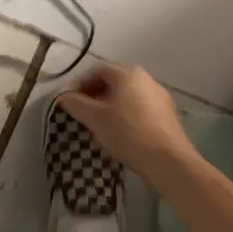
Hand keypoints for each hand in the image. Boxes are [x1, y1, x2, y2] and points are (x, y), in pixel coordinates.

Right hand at [57, 63, 195, 184]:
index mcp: (128, 73)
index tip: (69, 101)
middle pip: (112, 81)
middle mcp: (146, 78)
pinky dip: (124, 114)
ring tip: (98, 125)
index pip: (96, 70)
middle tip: (82, 113)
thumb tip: (63, 96)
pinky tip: (119, 134)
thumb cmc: (128, 133)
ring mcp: (159, 96)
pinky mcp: (167, 114)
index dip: (78, 84)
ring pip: (126, 95)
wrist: (169, 162)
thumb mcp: (95, 119)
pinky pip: (139, 107)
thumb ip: (76, 104)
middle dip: (93, 95)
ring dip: (108, 106)